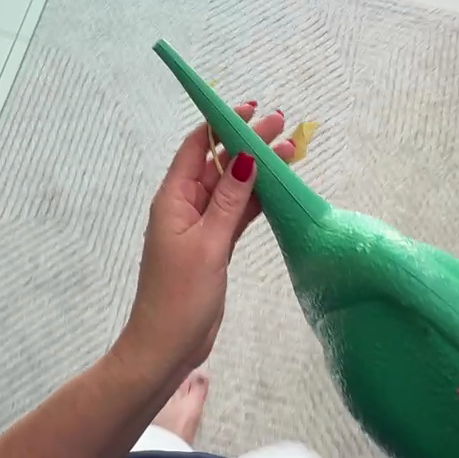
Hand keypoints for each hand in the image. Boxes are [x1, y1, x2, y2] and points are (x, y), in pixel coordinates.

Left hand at [113, 102, 294, 382]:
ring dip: (258, 169)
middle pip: (220, 162)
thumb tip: (245, 157)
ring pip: (233, 185)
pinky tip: (279, 186)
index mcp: (174, 197)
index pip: (198, 146)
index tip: (250, 110)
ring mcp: (202, 223)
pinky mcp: (215, 243)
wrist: (167, 348)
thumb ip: (229, 200)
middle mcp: (186, 204)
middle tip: (281, 124)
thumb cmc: (180, 296)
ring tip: (291, 149)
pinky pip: (238, 210)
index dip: (222, 124)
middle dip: (248, 142)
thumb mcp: (208, 243)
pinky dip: (257, 198)